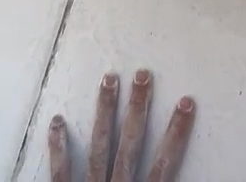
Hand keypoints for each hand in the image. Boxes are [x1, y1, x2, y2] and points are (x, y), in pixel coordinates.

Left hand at [48, 70, 194, 181]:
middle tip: (143, 73)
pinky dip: (58, 147)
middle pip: (131, 143)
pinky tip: (57, 121)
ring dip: (105, 111)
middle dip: (138, 107)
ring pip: (99, 145)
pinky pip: (61, 172)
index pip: (165, 164)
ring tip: (108, 78)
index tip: (187, 102)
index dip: (177, 133)